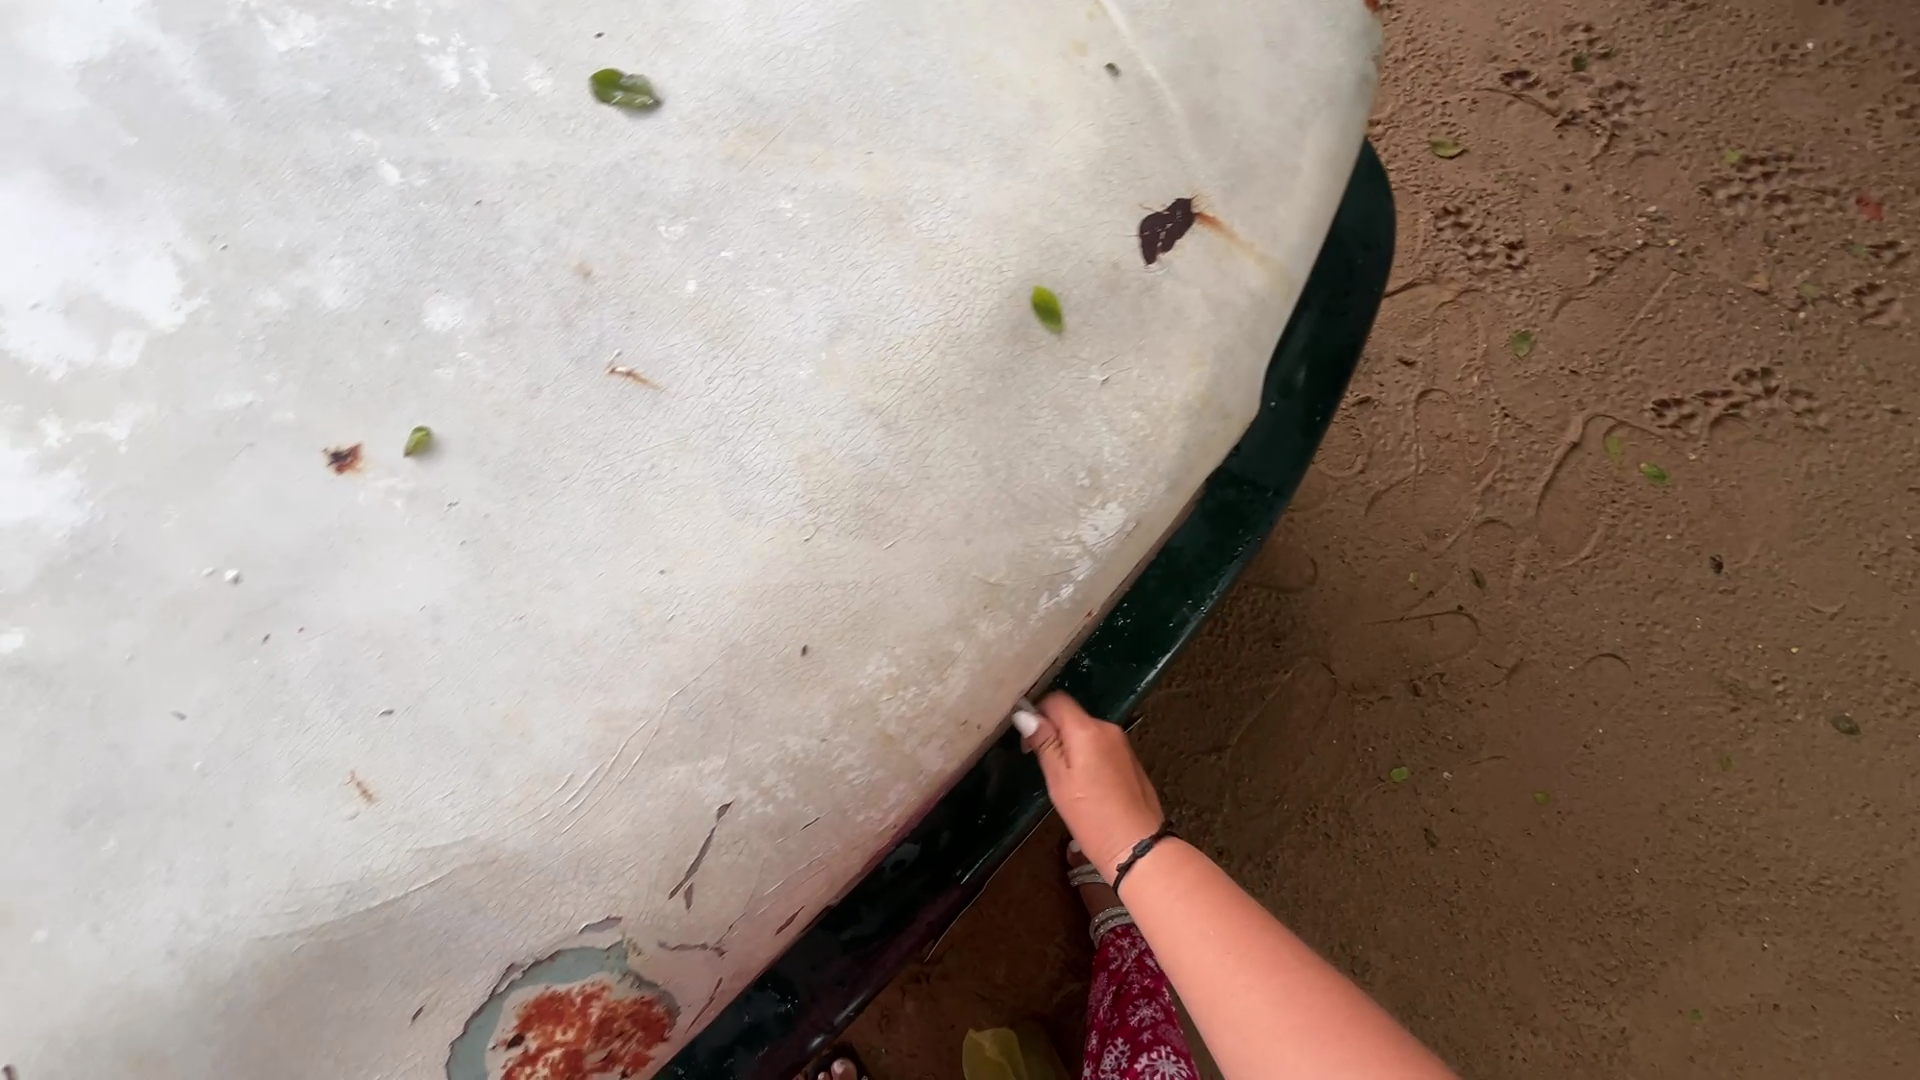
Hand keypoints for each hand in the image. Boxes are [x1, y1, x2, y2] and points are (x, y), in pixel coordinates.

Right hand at [1021, 691, 1164, 880]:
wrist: (1137, 846)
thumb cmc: (1092, 816)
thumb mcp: (1059, 780)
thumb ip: (1044, 743)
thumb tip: (1025, 715)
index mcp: (1087, 730)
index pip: (1057, 700)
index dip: (1038, 712)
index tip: (1029, 740)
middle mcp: (1108, 729)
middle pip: (1072, 716)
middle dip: (1055, 733)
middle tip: (1045, 765)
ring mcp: (1122, 744)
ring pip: (1087, 732)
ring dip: (1072, 746)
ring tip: (1067, 781)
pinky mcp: (1131, 760)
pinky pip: (1102, 746)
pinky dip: (1089, 757)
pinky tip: (1087, 786)